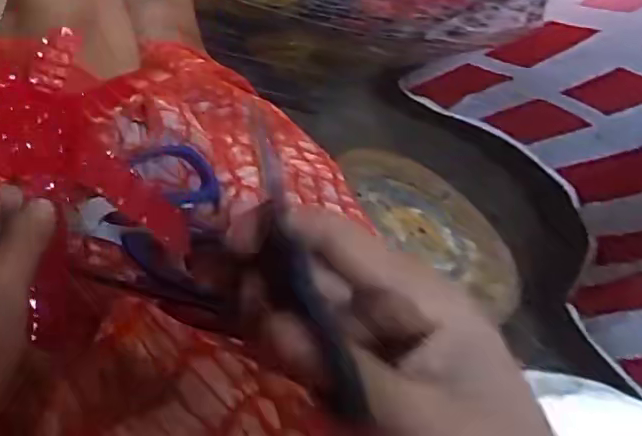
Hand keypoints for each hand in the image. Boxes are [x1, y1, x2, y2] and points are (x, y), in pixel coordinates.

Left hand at [0, 186, 57, 435]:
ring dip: (21, 255)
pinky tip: (37, 285)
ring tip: (57, 251)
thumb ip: (26, 236)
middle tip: (65, 226)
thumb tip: (44, 201)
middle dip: (24, 227)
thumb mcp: (7, 278)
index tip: (57, 200)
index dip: (21, 200)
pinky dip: (13, 279)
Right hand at [228, 208, 551, 435]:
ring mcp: (377, 331)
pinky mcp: (365, 361)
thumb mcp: (419, 418)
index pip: (329, 230)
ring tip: (248, 332)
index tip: (227, 246)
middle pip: (307, 261)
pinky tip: (264, 347)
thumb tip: (267, 322)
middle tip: (222, 295)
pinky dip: (279, 335)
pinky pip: (309, 333)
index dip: (272, 225)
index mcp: (415, 291)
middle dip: (259, 270)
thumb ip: (341, 365)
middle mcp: (390, 296)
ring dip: (263, 305)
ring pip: (300, 296)